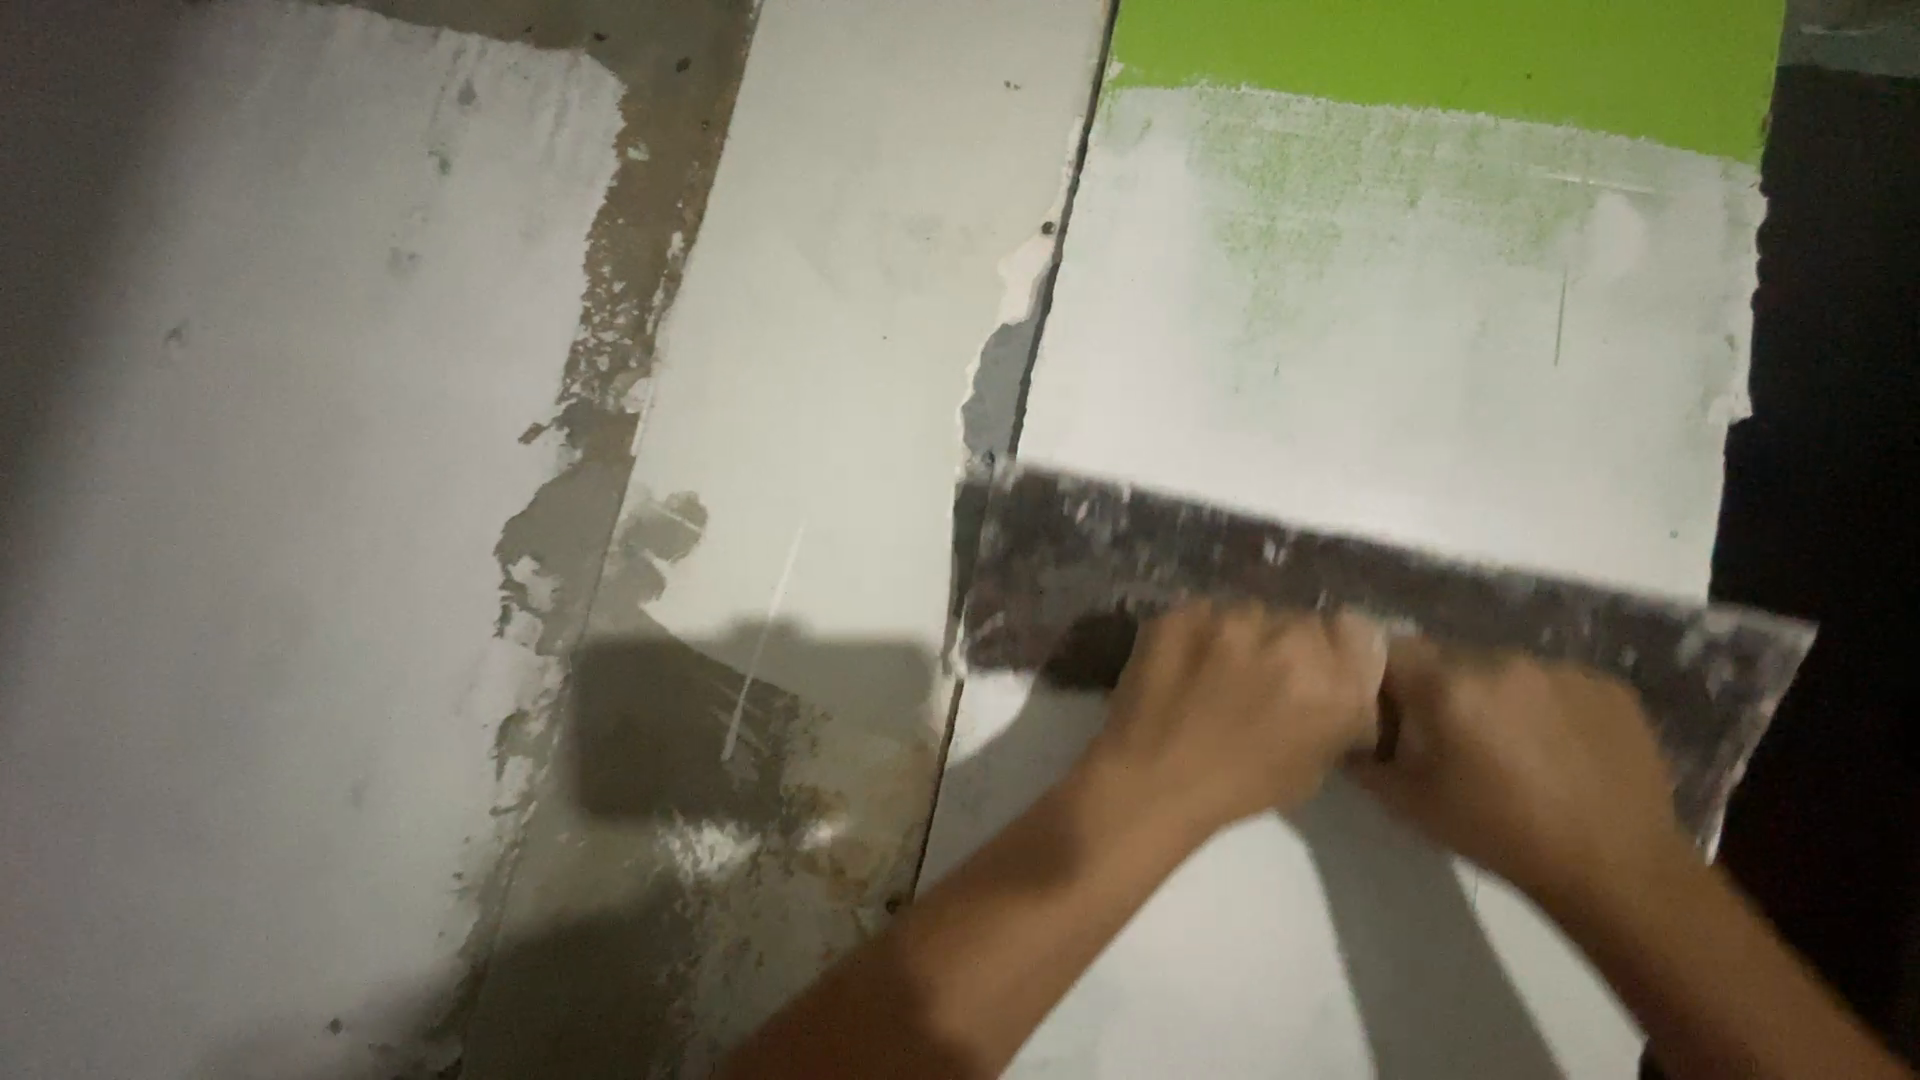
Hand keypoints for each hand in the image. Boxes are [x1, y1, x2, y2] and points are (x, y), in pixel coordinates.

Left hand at [1088, 601, 1387, 832]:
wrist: (1151, 781)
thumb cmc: (1238, 787)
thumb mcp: (1313, 765)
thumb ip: (1335, 712)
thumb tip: (1335, 687)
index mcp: (1335, 683)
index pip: (1354, 631)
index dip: (1333, 649)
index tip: (1312, 668)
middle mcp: (1290, 640)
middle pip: (1299, 620)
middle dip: (1285, 643)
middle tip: (1259, 675)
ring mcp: (1232, 620)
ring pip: (1250, 612)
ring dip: (1241, 635)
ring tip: (1215, 670)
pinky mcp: (1184, 613)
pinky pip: (1203, 613)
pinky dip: (1198, 633)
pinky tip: (1182, 663)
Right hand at [1352, 637, 1693, 908]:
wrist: (1616, 870)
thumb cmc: (1496, 833)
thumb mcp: (1404, 801)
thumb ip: (1359, 754)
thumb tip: (1343, 728)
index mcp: (1447, 685)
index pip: (1388, 650)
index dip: (1383, 678)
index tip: (1391, 713)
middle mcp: (1500, 661)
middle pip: (1446, 657)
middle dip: (1439, 688)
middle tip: (1450, 737)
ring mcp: (1560, 669)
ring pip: (1500, 668)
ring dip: (1491, 695)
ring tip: (1509, 746)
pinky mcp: (1607, 684)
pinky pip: (1553, 682)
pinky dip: (1544, 706)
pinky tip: (1555, 748)